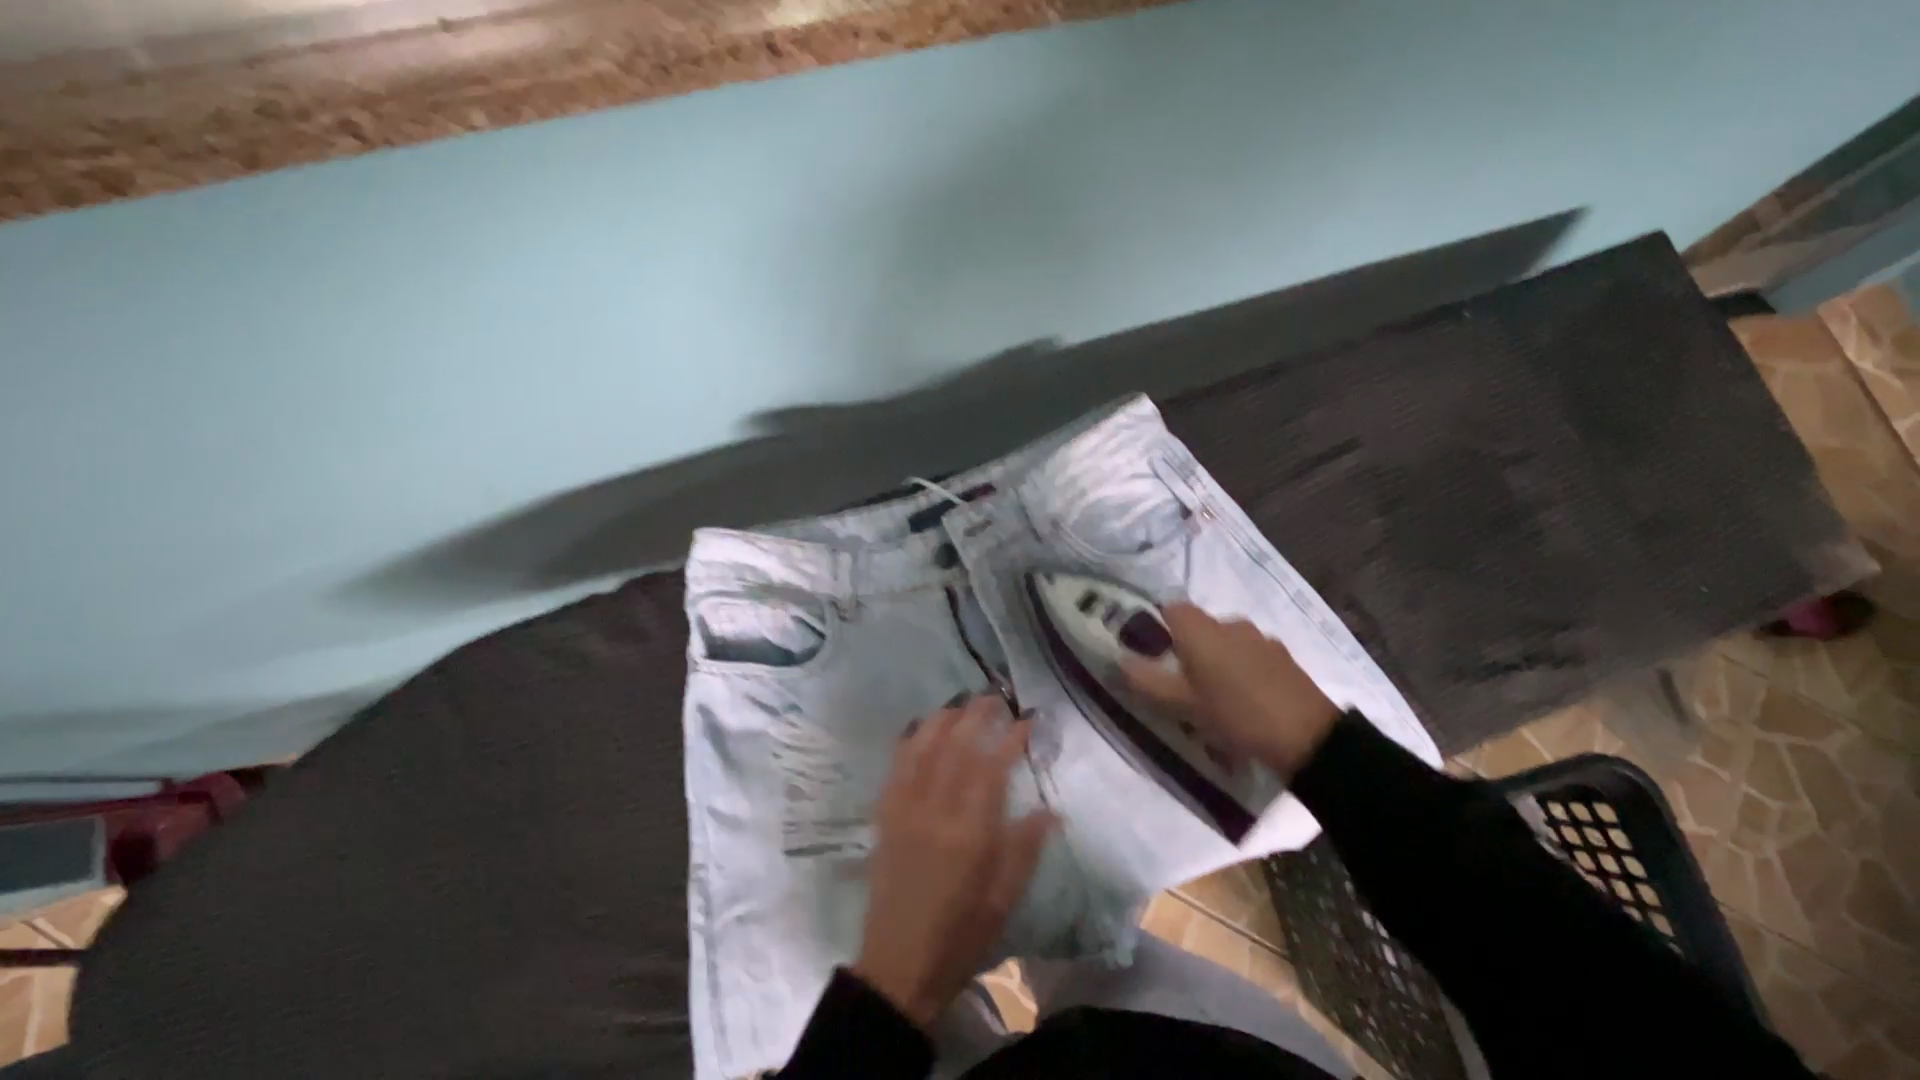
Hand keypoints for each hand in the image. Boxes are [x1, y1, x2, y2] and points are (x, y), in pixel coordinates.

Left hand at [852, 695, 1055, 1029]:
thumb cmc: (960, 937)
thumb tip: (1049, 809)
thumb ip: (1024, 849)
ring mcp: (904, 811)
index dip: (1010, 739)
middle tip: (993, 698)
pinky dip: (909, 742)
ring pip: (922, 750)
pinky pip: (896, 769)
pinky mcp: (884, 819)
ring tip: (959, 704)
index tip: (1026, 719)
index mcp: (971, 833)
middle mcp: (934, 811)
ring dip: (941, 721)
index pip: (992, 769)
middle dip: (975, 717)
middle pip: (955, 749)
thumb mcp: (1004, 900)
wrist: (898, 965)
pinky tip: (919, 730)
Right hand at [1121, 603, 1342, 778]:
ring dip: (1214, 664)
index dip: (1156, 629)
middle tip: (1178, 689)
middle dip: (1186, 653)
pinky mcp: (1283, 658)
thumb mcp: (1183, 706)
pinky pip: (1248, 658)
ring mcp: (1262, 639)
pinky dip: (1239, 674)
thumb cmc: (1236, 716)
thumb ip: (1147, 680)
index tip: (1151, 658)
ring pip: (1225, 644)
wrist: (1308, 739)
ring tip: (1212, 703)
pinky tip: (1242, 705)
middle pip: (1198, 629)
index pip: (1170, 609)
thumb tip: (1120, 659)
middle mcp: (1232, 624)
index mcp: (1203, 629)